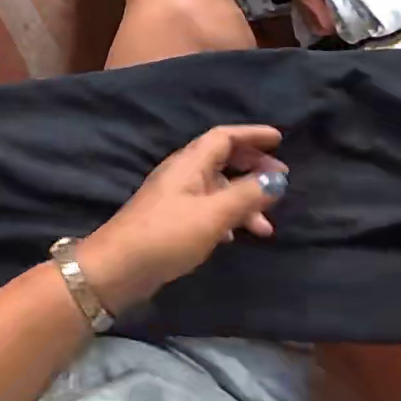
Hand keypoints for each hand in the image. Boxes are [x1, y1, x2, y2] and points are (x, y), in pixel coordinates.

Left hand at [76, 125, 289, 313]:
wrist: (120, 266)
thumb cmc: (168, 234)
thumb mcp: (214, 214)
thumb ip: (247, 195)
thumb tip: (277, 178)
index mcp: (189, 162)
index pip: (223, 136)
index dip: (251, 135)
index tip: (279, 139)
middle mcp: (182, 173)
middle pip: (222, 158)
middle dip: (252, 166)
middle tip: (281, 181)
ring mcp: (175, 196)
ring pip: (217, 186)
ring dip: (244, 199)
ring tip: (267, 226)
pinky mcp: (172, 219)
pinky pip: (208, 207)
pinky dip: (228, 215)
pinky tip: (238, 235)